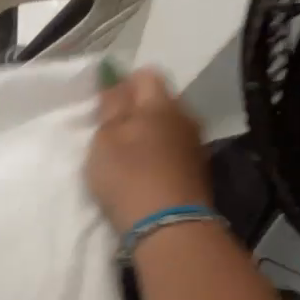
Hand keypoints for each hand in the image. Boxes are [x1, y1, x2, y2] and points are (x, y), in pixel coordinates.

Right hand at [85, 68, 210, 231]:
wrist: (168, 225)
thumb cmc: (128, 177)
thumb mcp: (104, 141)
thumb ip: (110, 109)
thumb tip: (116, 85)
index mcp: (160, 103)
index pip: (144, 75)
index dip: (121, 84)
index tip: (102, 106)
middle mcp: (185, 115)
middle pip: (158, 100)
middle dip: (135, 109)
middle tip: (109, 131)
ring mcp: (195, 143)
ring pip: (167, 124)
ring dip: (147, 133)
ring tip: (125, 154)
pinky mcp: (197, 168)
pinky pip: (172, 148)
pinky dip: (157, 153)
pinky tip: (143, 171)